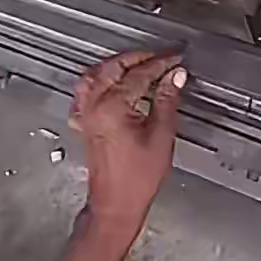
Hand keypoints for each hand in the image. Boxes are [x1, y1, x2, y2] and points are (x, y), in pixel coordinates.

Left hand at [68, 51, 187, 236]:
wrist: (116, 203)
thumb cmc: (137, 178)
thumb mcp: (161, 135)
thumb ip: (167, 100)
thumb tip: (175, 76)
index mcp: (112, 107)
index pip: (140, 74)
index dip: (161, 64)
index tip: (175, 60)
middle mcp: (94, 107)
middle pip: (114, 67)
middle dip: (139, 58)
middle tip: (162, 57)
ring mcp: (85, 114)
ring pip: (97, 75)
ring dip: (118, 65)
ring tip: (141, 63)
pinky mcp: (84, 122)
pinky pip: (87, 90)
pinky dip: (101, 80)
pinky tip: (112, 81)